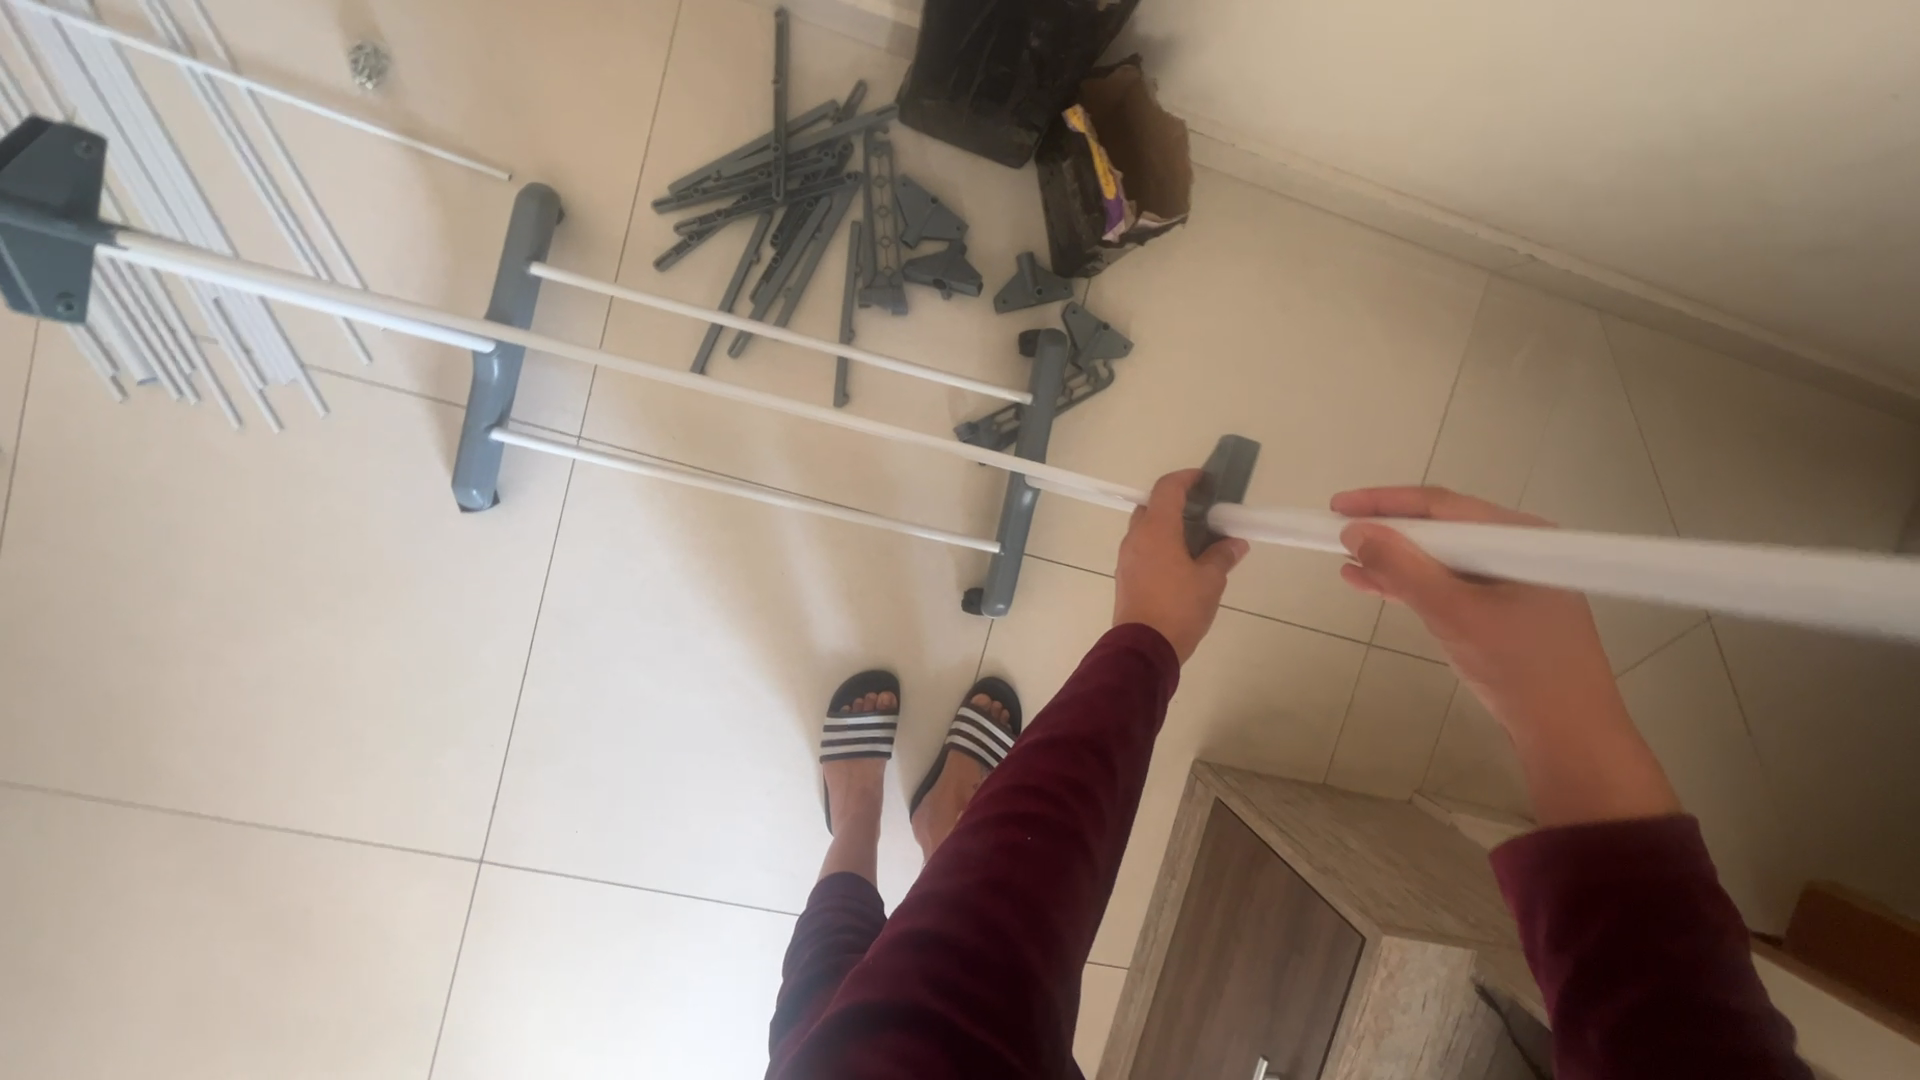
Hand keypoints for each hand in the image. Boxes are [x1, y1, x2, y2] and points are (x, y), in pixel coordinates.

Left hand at [1114, 470, 1249, 663]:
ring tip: (1196, 539)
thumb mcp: (1210, 580)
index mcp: (1156, 530)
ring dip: (1167, 527)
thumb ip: (1222, 556)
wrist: (1143, 646)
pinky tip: (1181, 563)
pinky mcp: (1125, 578)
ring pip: (1145, 530)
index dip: (1186, 478)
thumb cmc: (1178, 607)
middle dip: (1175, 503)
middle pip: (1151, 507)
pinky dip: (1159, 546)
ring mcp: (1126, 559)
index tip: (1205, 479)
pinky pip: (1142, 550)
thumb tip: (1234, 543)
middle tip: (1202, 512)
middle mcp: (1136, 538)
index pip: (1167, 489)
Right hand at [1330, 486, 1618, 730]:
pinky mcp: (1499, 608)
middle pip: (1440, 528)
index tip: (1336, 507)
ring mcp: (1509, 581)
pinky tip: (1370, 583)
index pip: (1441, 506)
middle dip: (1386, 530)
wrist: (1567, 733)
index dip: (1384, 502)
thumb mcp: (1452, 613)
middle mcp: (1516, 551)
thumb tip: (1354, 531)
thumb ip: (1402, 568)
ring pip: (1438, 558)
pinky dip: (1408, 583)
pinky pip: (1444, 583)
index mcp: (1519, 539)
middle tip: (1336, 531)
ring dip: (1392, 559)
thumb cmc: (1518, 667)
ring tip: (1345, 560)